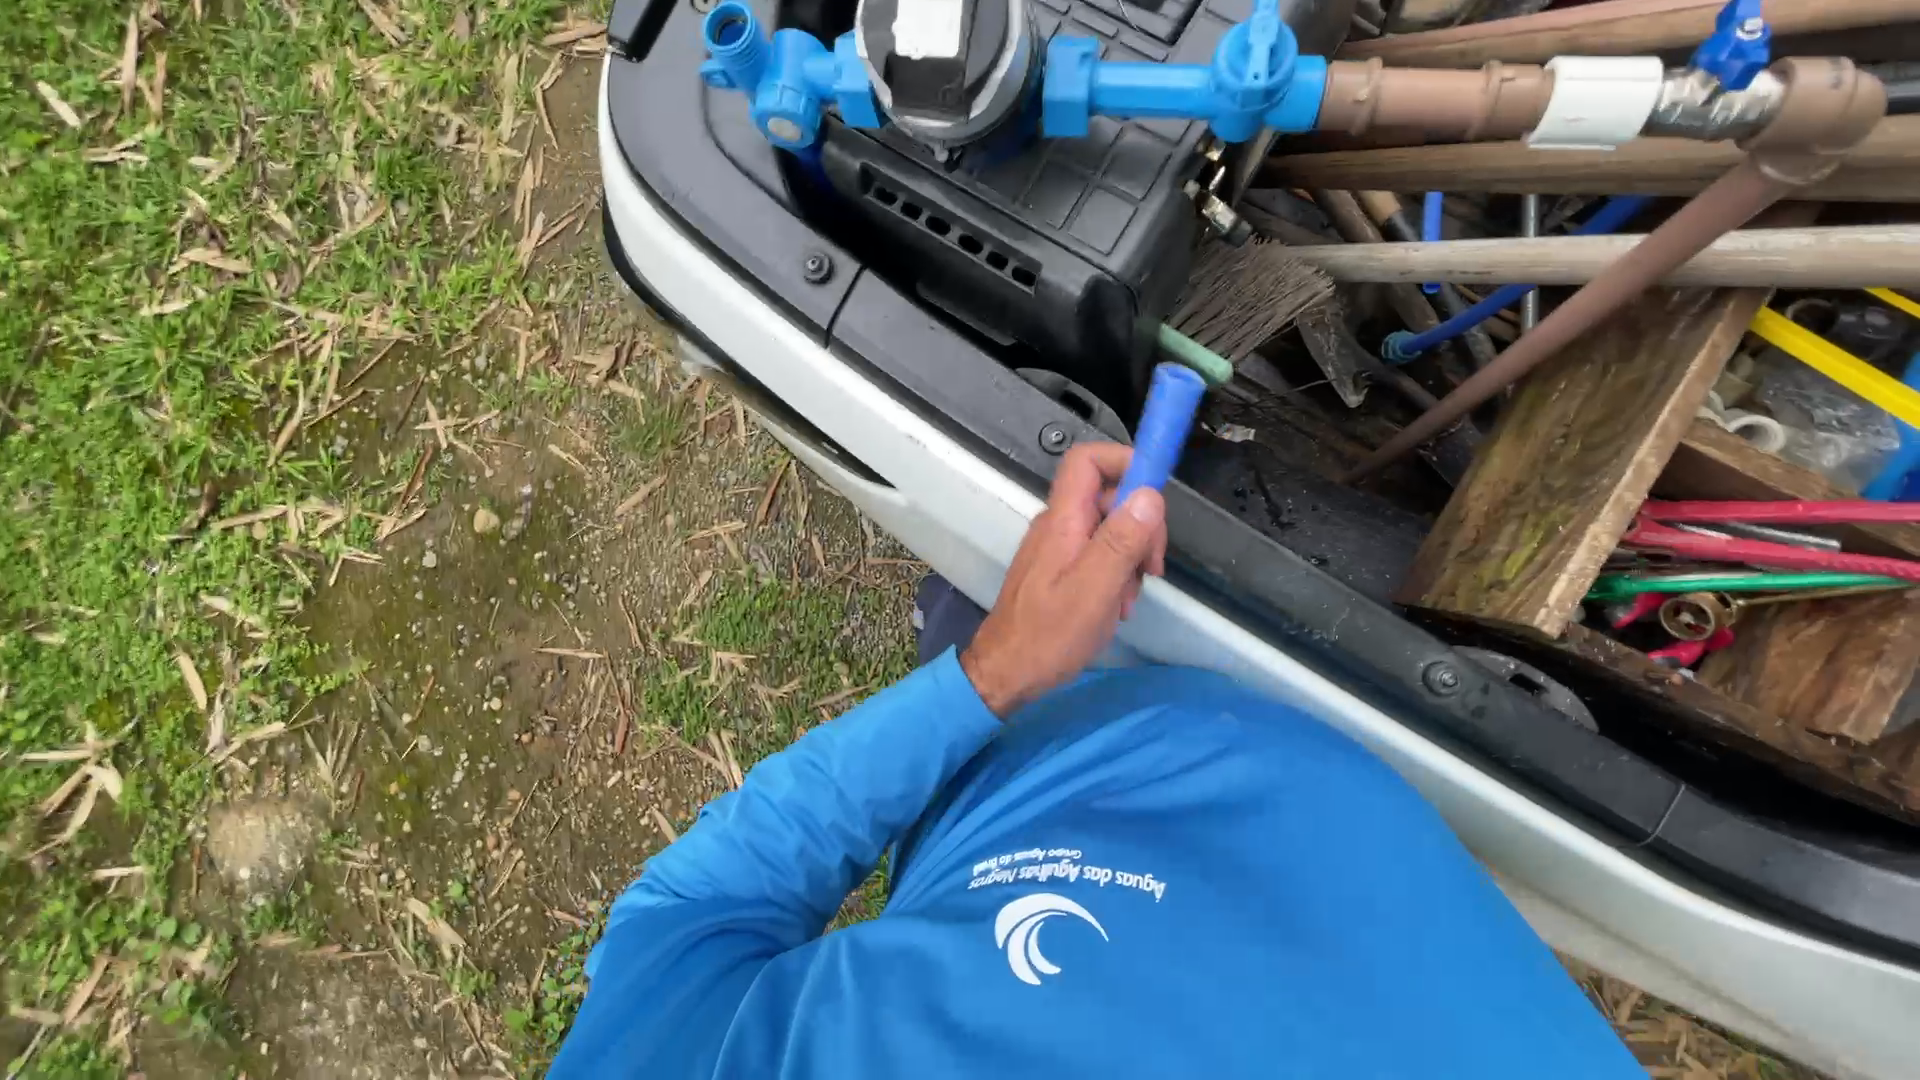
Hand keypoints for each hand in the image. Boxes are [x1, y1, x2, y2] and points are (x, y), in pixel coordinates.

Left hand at [960, 442, 1167, 717]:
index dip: (1125, 463)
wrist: (1006, 674)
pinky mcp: (1059, 571)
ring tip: (1126, 599)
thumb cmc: (1049, 635)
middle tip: (1151, 569)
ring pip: (1108, 530)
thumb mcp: (1095, 589)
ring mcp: (1057, 548)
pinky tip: (1115, 607)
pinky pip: (1097, 556)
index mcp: (1062, 520)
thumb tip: (1149, 494)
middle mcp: (1058, 525)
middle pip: (1108, 497)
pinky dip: (1115, 576)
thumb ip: (1121, 540)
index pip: (1088, 461)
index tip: (1156, 496)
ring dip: (1129, 559)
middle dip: (1140, 527)